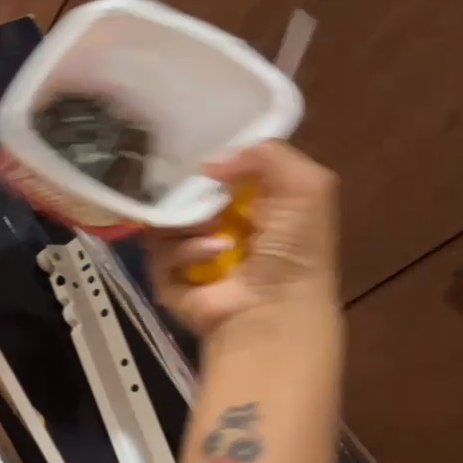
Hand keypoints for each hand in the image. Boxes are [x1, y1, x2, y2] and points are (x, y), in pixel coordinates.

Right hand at [147, 141, 339, 341]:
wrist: (271, 306)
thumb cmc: (296, 248)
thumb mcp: (305, 186)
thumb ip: (267, 156)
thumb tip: (207, 163)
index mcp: (251, 202)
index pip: (218, 173)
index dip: (210, 163)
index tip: (202, 159)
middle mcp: (216, 225)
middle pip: (182, 196)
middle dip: (191, 195)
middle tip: (204, 200)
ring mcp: (187, 252)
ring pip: (164, 222)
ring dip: (188, 225)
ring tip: (213, 234)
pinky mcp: (164, 276)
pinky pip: (157, 253)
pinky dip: (183, 252)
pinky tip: (211, 256)